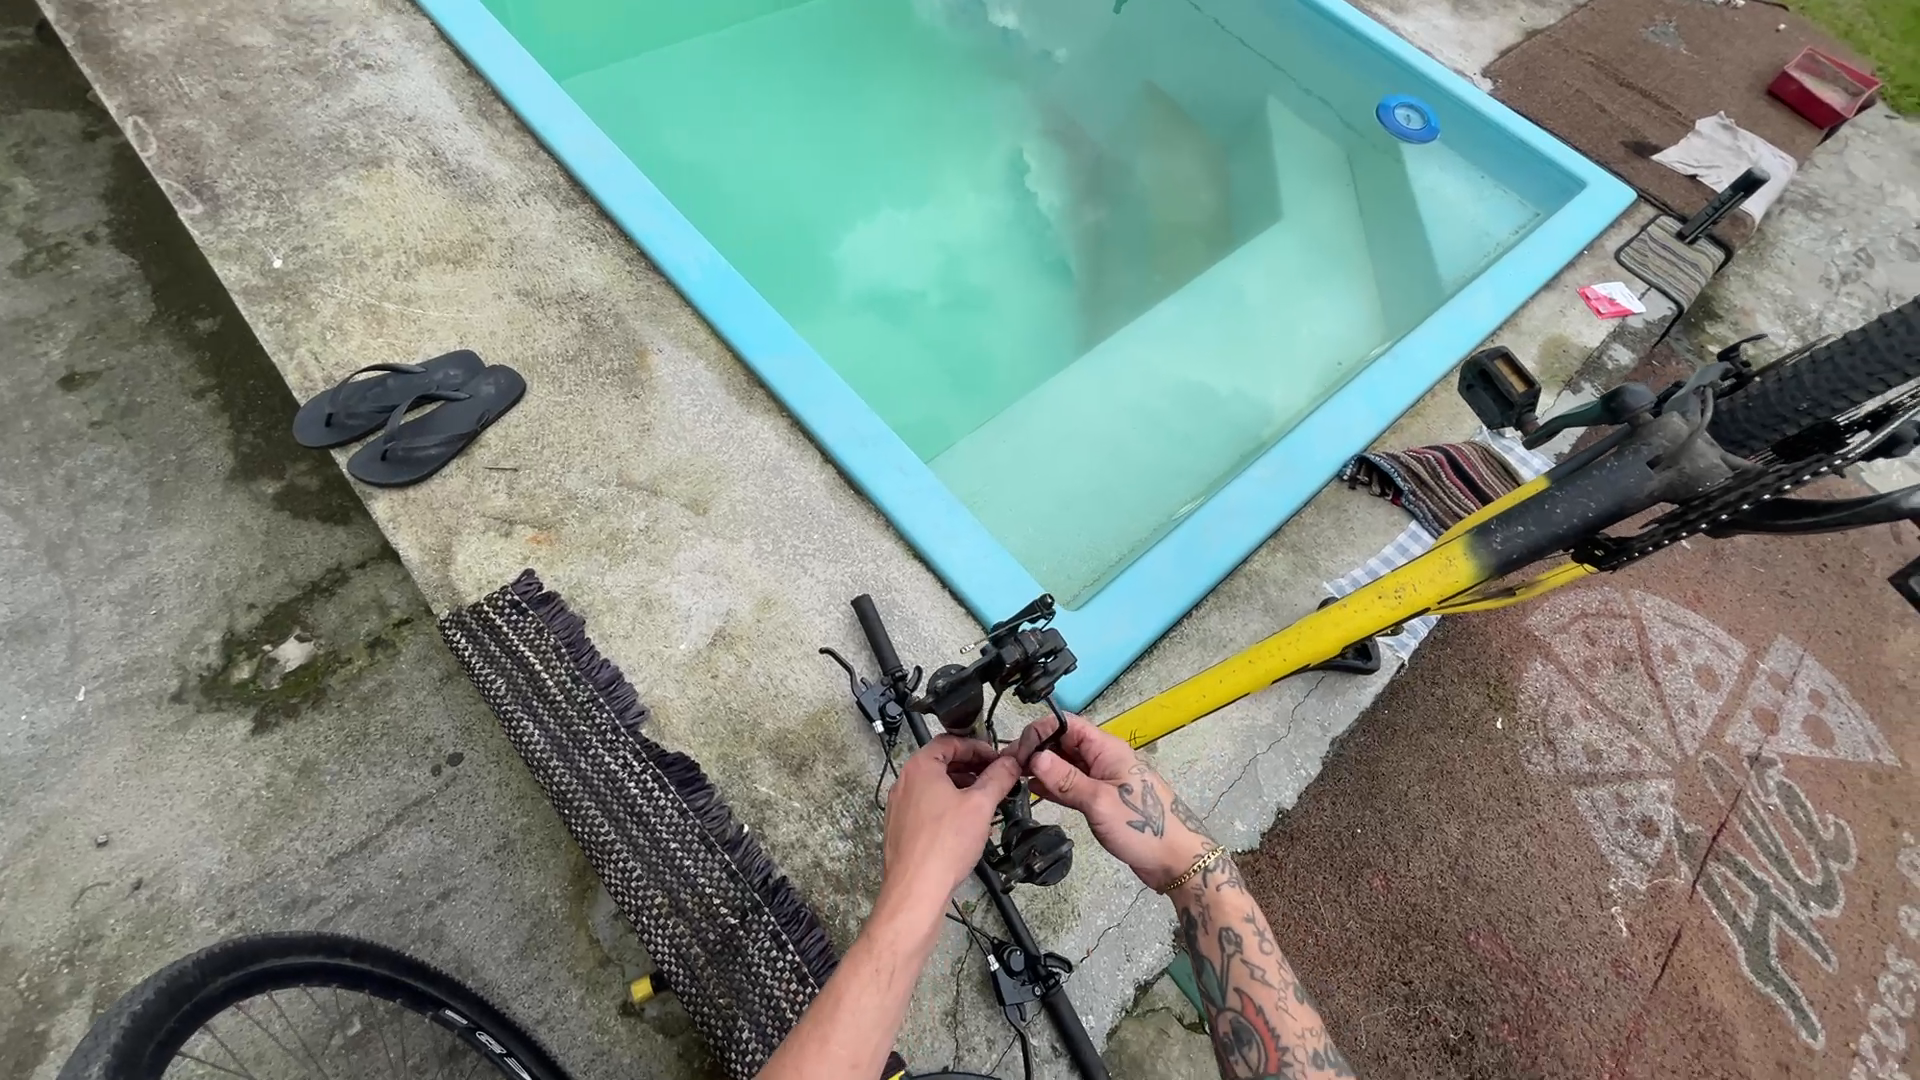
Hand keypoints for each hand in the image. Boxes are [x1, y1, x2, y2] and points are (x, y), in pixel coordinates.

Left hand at [879, 736, 1021, 920]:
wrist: (916, 890)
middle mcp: (905, 782)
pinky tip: (965, 823)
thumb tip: (1009, 764)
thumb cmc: (942, 847)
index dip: (977, 747)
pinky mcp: (901, 828)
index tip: (995, 759)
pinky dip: (947, 805)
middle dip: (971, 768)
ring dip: (960, 787)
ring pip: (934, 785)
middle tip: (994, 777)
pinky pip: (927, 805)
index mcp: (920, 767)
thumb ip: (998, 778)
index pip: (950, 741)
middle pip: (941, 762)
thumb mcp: (981, 805)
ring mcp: (900, 806)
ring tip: (984, 801)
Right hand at [1004, 713, 1212, 890]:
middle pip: (1064, 742)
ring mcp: (1103, 778)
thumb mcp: (1099, 802)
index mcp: (1106, 749)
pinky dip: (1054, 786)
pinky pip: (1072, 784)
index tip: (1020, 752)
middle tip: (1012, 767)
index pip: (1066, 724)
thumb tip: (1035, 757)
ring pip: (1066, 764)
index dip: (1040, 732)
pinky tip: (1034, 791)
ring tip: (1017, 779)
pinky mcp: (1101, 798)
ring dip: (1044, 769)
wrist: (1176, 861)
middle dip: (1037, 750)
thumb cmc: (1145, 828)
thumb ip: (1066, 780)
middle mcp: (1103, 758)